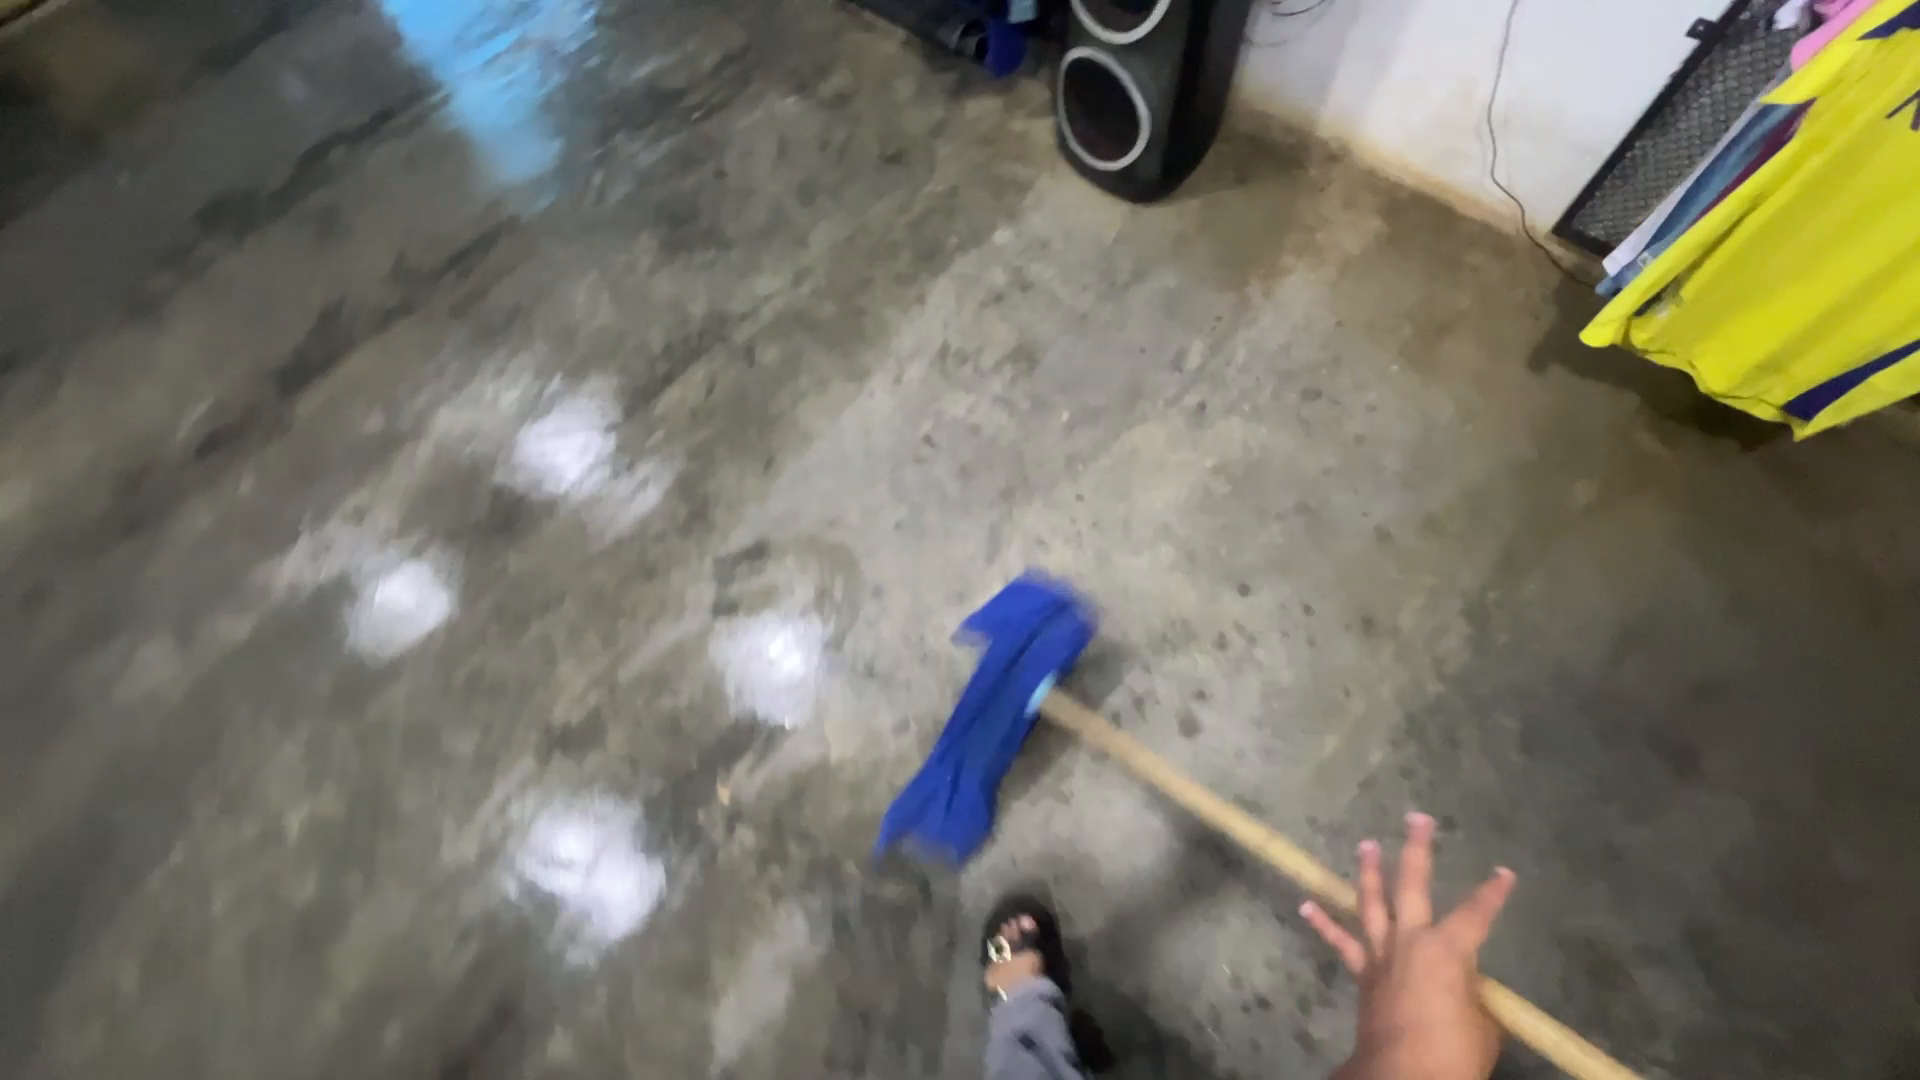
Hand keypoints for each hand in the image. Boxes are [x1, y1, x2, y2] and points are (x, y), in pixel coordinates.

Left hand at [1300, 812, 1516, 1079]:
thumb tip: (1459, 987)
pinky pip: (1340, 942)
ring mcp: (1381, 952)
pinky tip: (1305, 904)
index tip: (1503, 872)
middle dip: (1416, 849)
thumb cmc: (1455, 1052)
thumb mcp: (1482, 1023)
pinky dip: (1322, 922)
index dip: (1492, 894)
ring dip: (1368, 872)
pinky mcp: (1362, 971)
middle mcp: (1410, 939)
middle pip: (1413, 884)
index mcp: (1448, 949)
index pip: (1477, 914)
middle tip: (1416, 818)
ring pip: (1372, 901)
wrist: (1405, 1072)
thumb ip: (1471, 994)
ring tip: (1365, 843)